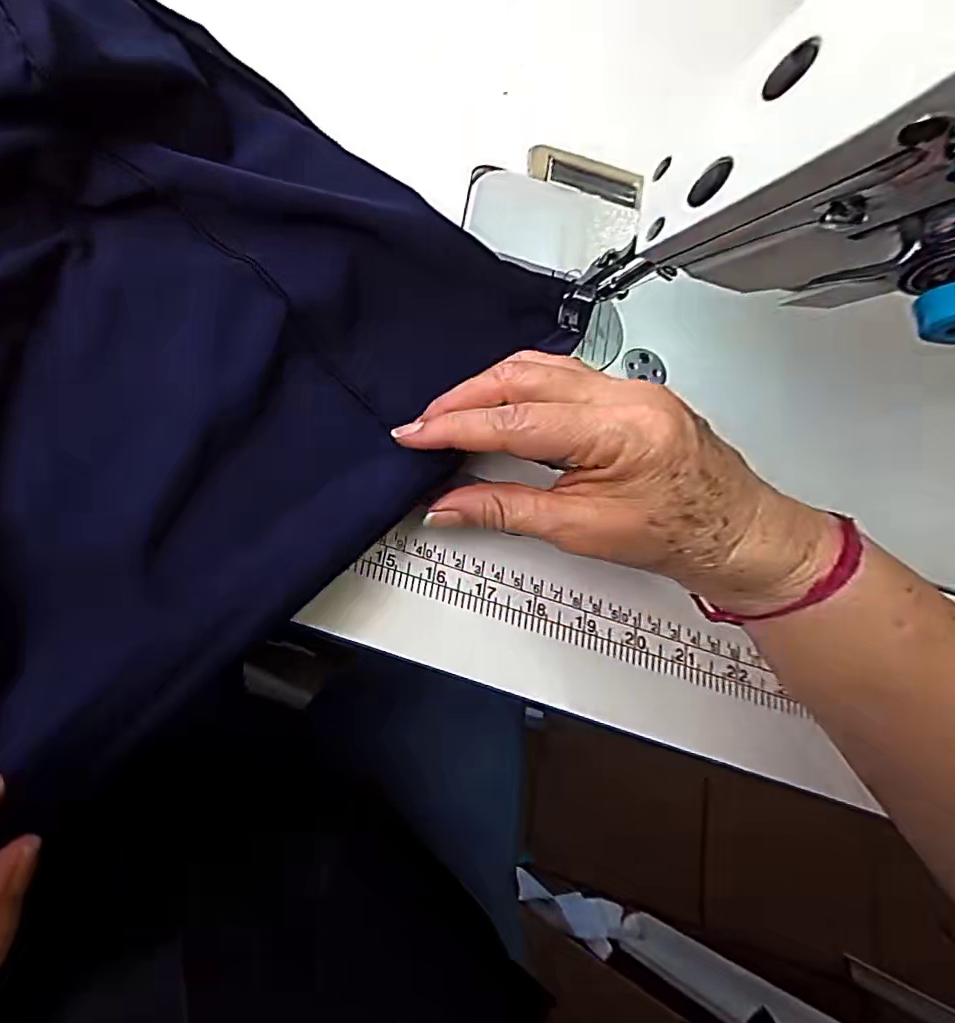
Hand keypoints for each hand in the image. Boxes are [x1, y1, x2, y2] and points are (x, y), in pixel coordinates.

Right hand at [390, 351, 838, 613]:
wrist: (734, 532)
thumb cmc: (677, 532)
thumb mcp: (574, 528)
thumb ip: (499, 509)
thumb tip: (444, 504)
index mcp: (621, 432)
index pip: (513, 420)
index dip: (452, 427)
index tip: (413, 435)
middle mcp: (628, 398)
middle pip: (520, 377)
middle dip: (459, 399)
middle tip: (421, 425)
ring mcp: (628, 390)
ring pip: (536, 366)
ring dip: (482, 387)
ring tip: (446, 414)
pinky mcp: (623, 393)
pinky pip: (555, 372)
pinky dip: (510, 385)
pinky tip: (490, 404)